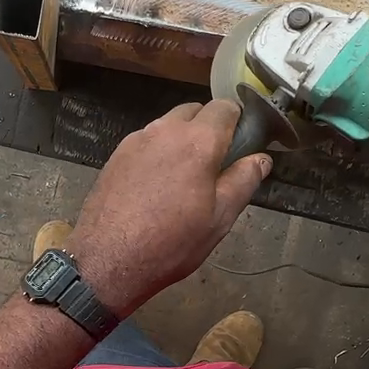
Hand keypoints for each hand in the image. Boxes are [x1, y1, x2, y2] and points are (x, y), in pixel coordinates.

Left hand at [65, 100, 271, 313]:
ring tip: (182, 180)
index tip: (239, 147)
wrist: (107, 260)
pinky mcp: (115, 156)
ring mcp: (135, 140)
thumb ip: (244, 181)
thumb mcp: (219, 219)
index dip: (237, 123)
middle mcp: (165, 130)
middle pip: (194, 111)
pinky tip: (155, 187)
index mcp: (197, 141)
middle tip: (212, 166)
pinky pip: (145, 142)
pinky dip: (157, 153)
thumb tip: (261, 158)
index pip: (225, 107)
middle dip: (208, 129)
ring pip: (167, 126)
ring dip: (181, 140)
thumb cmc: (170, 243)